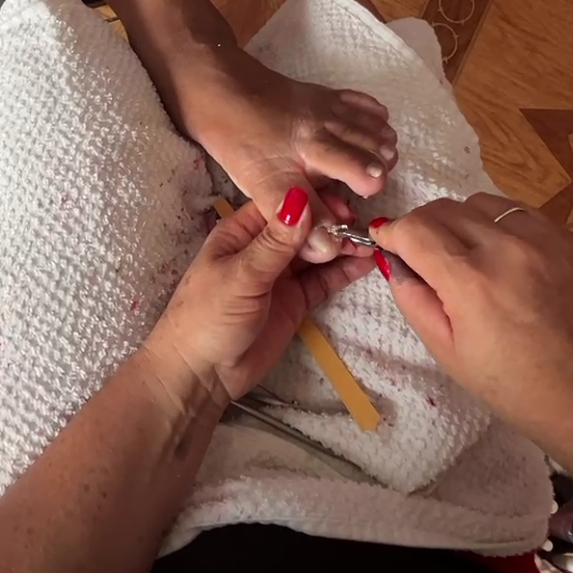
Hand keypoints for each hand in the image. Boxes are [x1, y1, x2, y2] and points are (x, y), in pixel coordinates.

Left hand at [147, 188, 375, 403]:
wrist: (202, 373)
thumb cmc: (208, 316)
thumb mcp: (242, 276)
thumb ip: (275, 242)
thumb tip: (300, 199)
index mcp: (240, 233)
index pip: (280, 206)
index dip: (311, 202)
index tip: (341, 203)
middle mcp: (262, 248)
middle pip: (303, 228)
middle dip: (331, 224)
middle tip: (361, 225)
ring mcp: (280, 275)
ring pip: (316, 253)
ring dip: (341, 247)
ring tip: (371, 243)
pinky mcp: (294, 300)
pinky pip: (322, 280)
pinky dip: (343, 271)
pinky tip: (367, 263)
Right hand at [373, 194, 572, 473]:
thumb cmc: (515, 388)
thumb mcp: (446, 352)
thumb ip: (411, 297)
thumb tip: (392, 259)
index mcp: (471, 282)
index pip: (412, 229)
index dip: (390, 233)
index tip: (384, 243)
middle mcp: (505, 249)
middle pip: (440, 209)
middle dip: (419, 227)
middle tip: (419, 255)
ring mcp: (542, 240)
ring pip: (476, 202)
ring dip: (457, 220)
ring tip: (462, 253)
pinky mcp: (567, 241)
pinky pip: (515, 211)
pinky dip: (494, 222)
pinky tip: (499, 254)